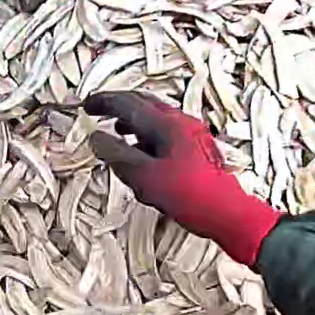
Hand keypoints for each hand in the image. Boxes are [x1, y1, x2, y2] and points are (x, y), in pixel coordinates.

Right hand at [84, 91, 281, 264]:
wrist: (229, 213)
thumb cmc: (188, 195)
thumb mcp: (144, 177)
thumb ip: (117, 154)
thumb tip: (96, 138)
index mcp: (166, 124)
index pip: (127, 103)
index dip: (103, 102)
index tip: (85, 105)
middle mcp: (180, 122)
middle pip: (143, 102)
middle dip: (118, 104)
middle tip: (98, 110)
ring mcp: (191, 133)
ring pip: (155, 115)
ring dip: (132, 118)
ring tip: (116, 130)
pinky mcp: (196, 146)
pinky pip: (165, 130)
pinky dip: (145, 132)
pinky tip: (141, 149)